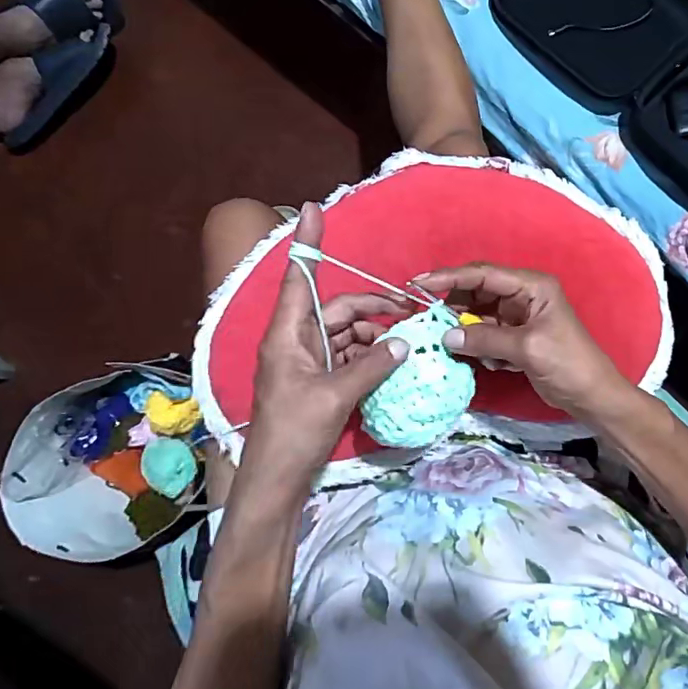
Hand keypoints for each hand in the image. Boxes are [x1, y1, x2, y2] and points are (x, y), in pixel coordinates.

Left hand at [240, 204, 410, 483]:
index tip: (313, 209)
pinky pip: (346, 356)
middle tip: (410, 315)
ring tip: (405, 345)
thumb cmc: (295, 433)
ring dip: (373, 336)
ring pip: (345, 333)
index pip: (299, 278)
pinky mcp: (317, 380)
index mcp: (288, 335)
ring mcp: (306, 361)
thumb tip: (402, 343)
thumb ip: (372, 366)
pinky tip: (391, 363)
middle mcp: (295, 341)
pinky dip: (368, 356)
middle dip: (372, 308)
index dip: (307, 243)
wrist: (277, 479)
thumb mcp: (336, 396)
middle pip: (337, 309)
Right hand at [414, 263, 631, 418]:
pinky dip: (477, 344)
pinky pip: (485, 334)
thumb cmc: (567, 363)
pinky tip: (479, 359)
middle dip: (453, 304)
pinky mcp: (515, 337)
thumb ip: (486, 340)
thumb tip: (446, 336)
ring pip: (478, 314)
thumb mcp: (526, 348)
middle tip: (424, 315)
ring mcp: (519, 316)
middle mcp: (523, 295)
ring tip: (446, 341)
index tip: (420, 284)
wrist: (591, 395)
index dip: (450, 277)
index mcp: (532, 286)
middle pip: (477, 291)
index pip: (483, 274)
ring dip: (464, 328)